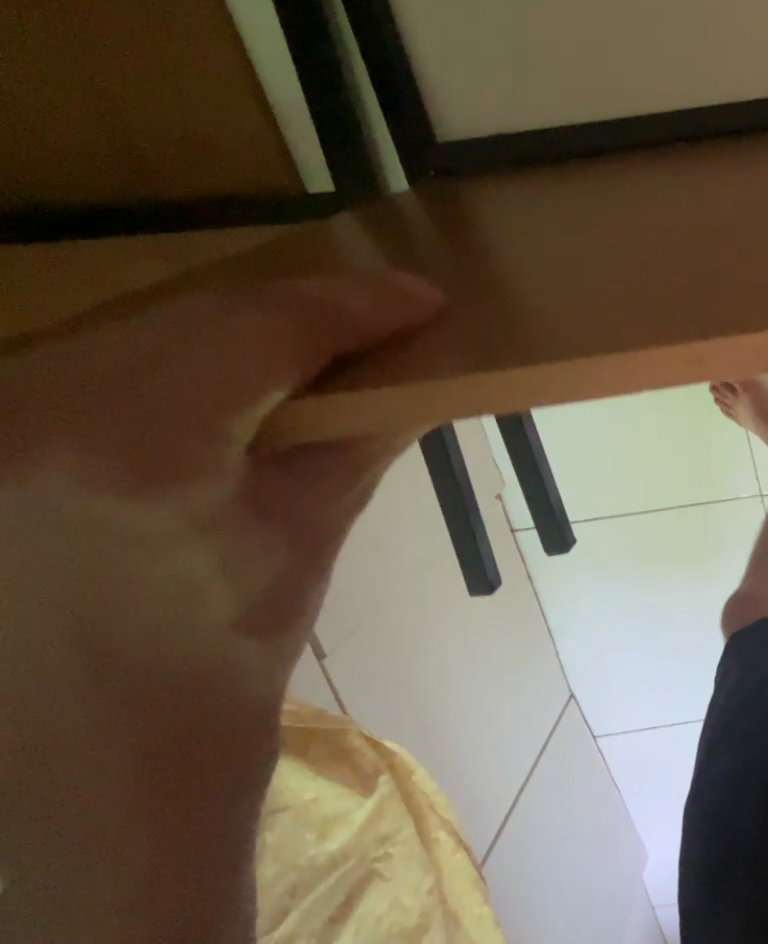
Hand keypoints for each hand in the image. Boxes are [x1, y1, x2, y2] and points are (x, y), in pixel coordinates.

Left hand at [0, 271, 441, 939]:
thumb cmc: (206, 672)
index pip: (257, 327)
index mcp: (122, 447)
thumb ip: (354, 442)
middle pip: (190, 316)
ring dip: (236, 334)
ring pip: (134, 333)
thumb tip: (416, 376)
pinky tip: (230, 383)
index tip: (423, 297)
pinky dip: (174, 364)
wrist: (71, 774)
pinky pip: (89, 370)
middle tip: (387, 320)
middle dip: (299, 312)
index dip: (353, 302)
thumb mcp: (296, 546)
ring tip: (322, 348)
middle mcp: (17, 414)